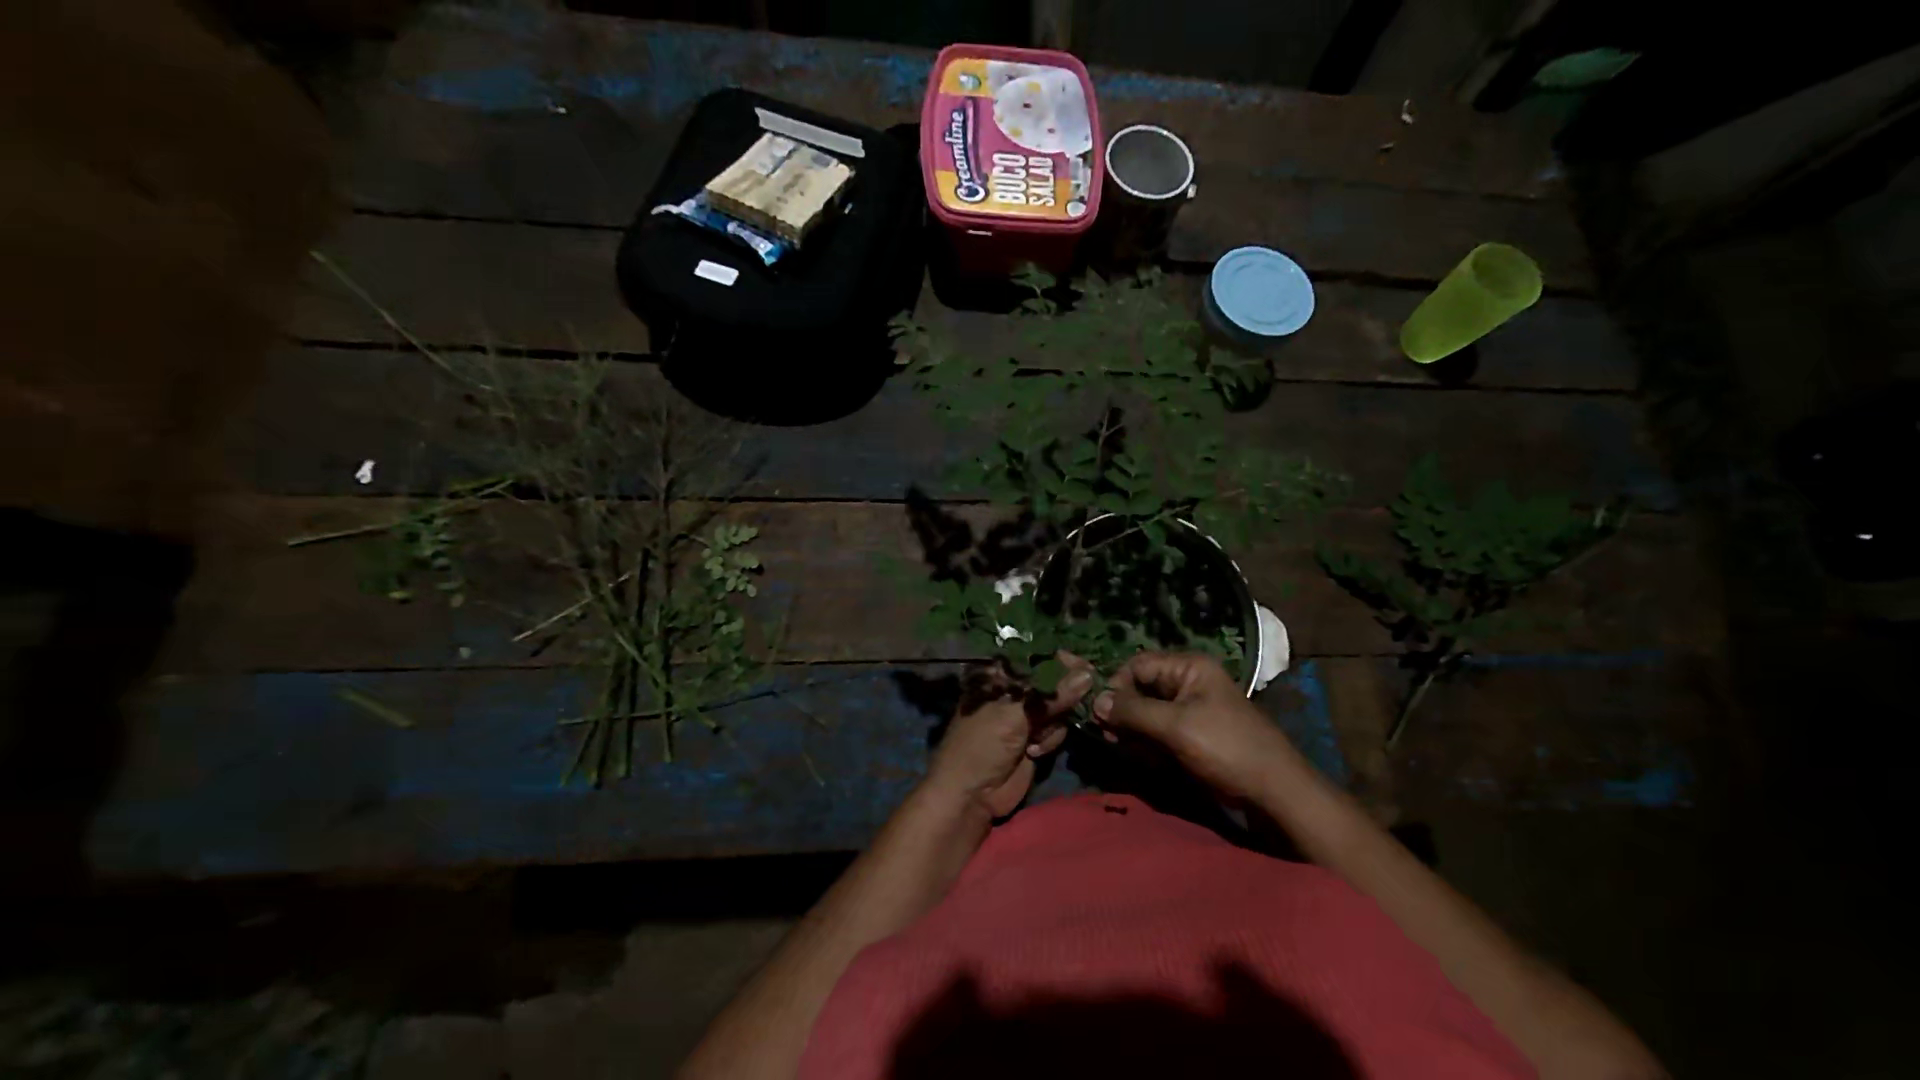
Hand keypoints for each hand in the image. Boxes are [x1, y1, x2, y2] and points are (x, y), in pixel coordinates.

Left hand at [923, 653, 1093, 817]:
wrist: (972, 796)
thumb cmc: (981, 746)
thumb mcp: (1013, 716)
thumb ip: (1050, 696)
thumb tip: (1088, 675)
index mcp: (998, 678)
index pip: (1035, 660)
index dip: (1060, 662)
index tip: (1083, 667)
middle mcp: (1013, 693)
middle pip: (1052, 683)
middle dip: (1063, 695)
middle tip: (1076, 700)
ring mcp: (1025, 717)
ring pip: (1059, 708)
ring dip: (1053, 724)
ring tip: (1034, 740)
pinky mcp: (1036, 739)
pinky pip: (1058, 730)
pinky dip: (1051, 740)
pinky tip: (1034, 752)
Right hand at [1092, 652, 1302, 799]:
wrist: (1273, 791)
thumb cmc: (1226, 748)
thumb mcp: (1176, 726)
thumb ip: (1133, 711)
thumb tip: (1094, 701)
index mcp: (1188, 668)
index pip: (1137, 665)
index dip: (1117, 686)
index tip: (1102, 714)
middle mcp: (1186, 683)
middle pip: (1139, 689)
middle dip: (1122, 713)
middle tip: (1111, 737)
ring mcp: (1188, 711)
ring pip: (1144, 714)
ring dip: (1132, 732)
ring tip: (1127, 750)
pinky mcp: (1189, 736)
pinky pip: (1156, 732)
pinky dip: (1146, 744)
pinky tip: (1144, 759)